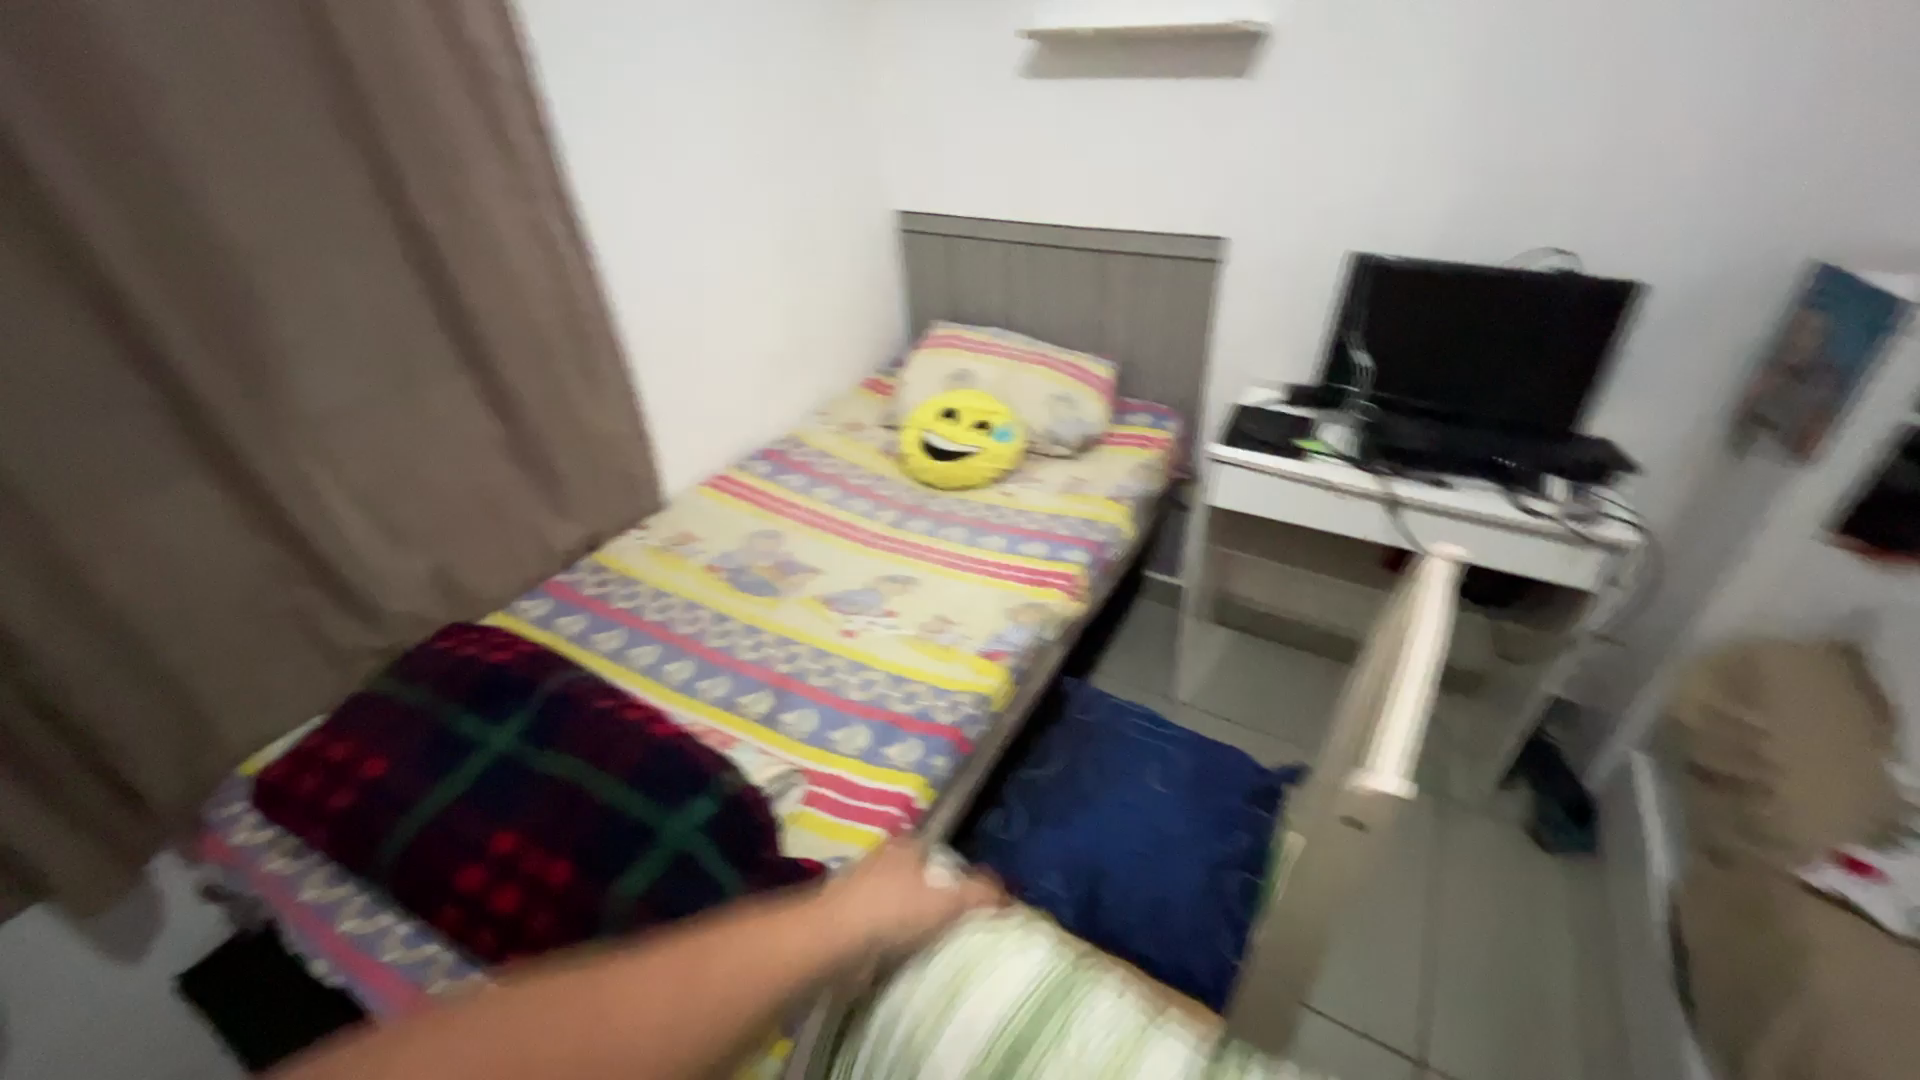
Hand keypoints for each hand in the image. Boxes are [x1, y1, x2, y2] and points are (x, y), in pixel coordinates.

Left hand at [819, 840, 1004, 956]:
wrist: (830, 941)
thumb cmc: (892, 912)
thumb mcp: (947, 903)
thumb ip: (979, 895)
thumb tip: (1009, 894)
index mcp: (906, 845)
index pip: (936, 850)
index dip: (953, 871)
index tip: (967, 898)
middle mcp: (880, 858)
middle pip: (913, 874)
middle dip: (928, 893)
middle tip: (950, 922)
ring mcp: (857, 886)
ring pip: (891, 898)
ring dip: (904, 917)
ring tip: (926, 944)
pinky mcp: (841, 916)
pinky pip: (873, 924)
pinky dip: (885, 937)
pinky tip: (896, 956)